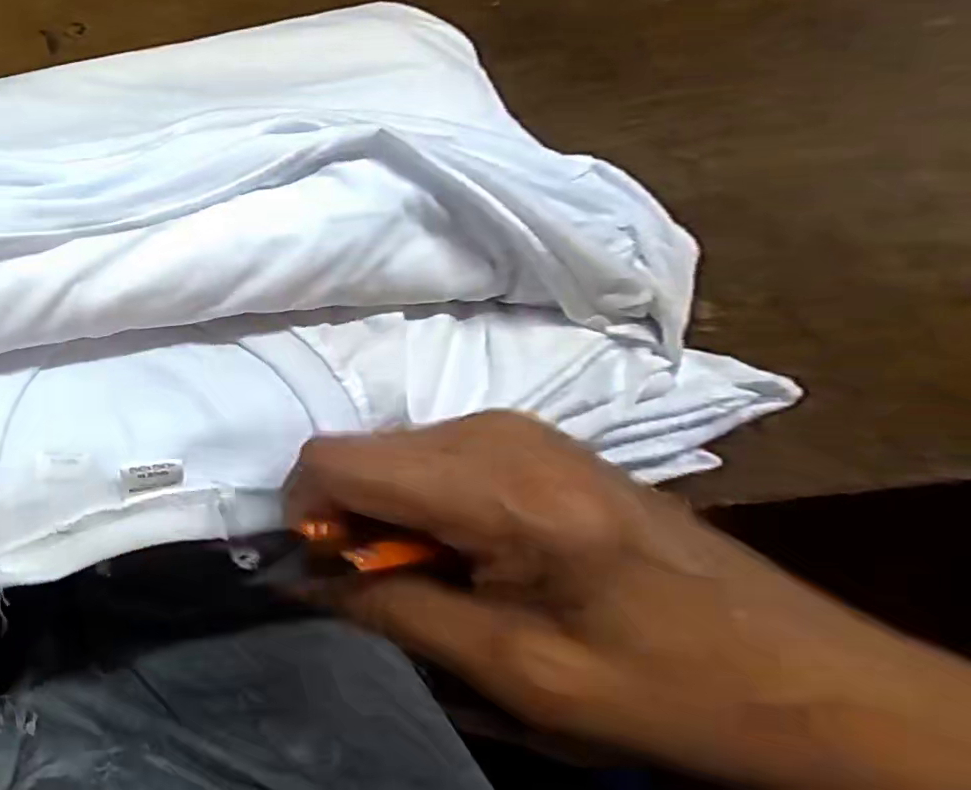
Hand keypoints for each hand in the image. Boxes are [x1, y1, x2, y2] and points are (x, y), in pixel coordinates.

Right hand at [287, 412, 970, 789]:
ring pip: (386, 451)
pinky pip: (425, 452)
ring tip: (438, 574)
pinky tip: (467, 548)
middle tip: (390, 587)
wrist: (814, 677)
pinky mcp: (524, 434)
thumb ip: (393, 612)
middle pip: (358, 452)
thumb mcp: (519, 672)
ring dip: (384, 512)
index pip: (337, 460)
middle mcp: (494, 430)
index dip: (307, 511)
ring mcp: (512, 424)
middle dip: (348, 518)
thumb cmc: (669, 687)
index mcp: (499, 486)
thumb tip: (298, 579)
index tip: (329, 569)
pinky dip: (417, 500)